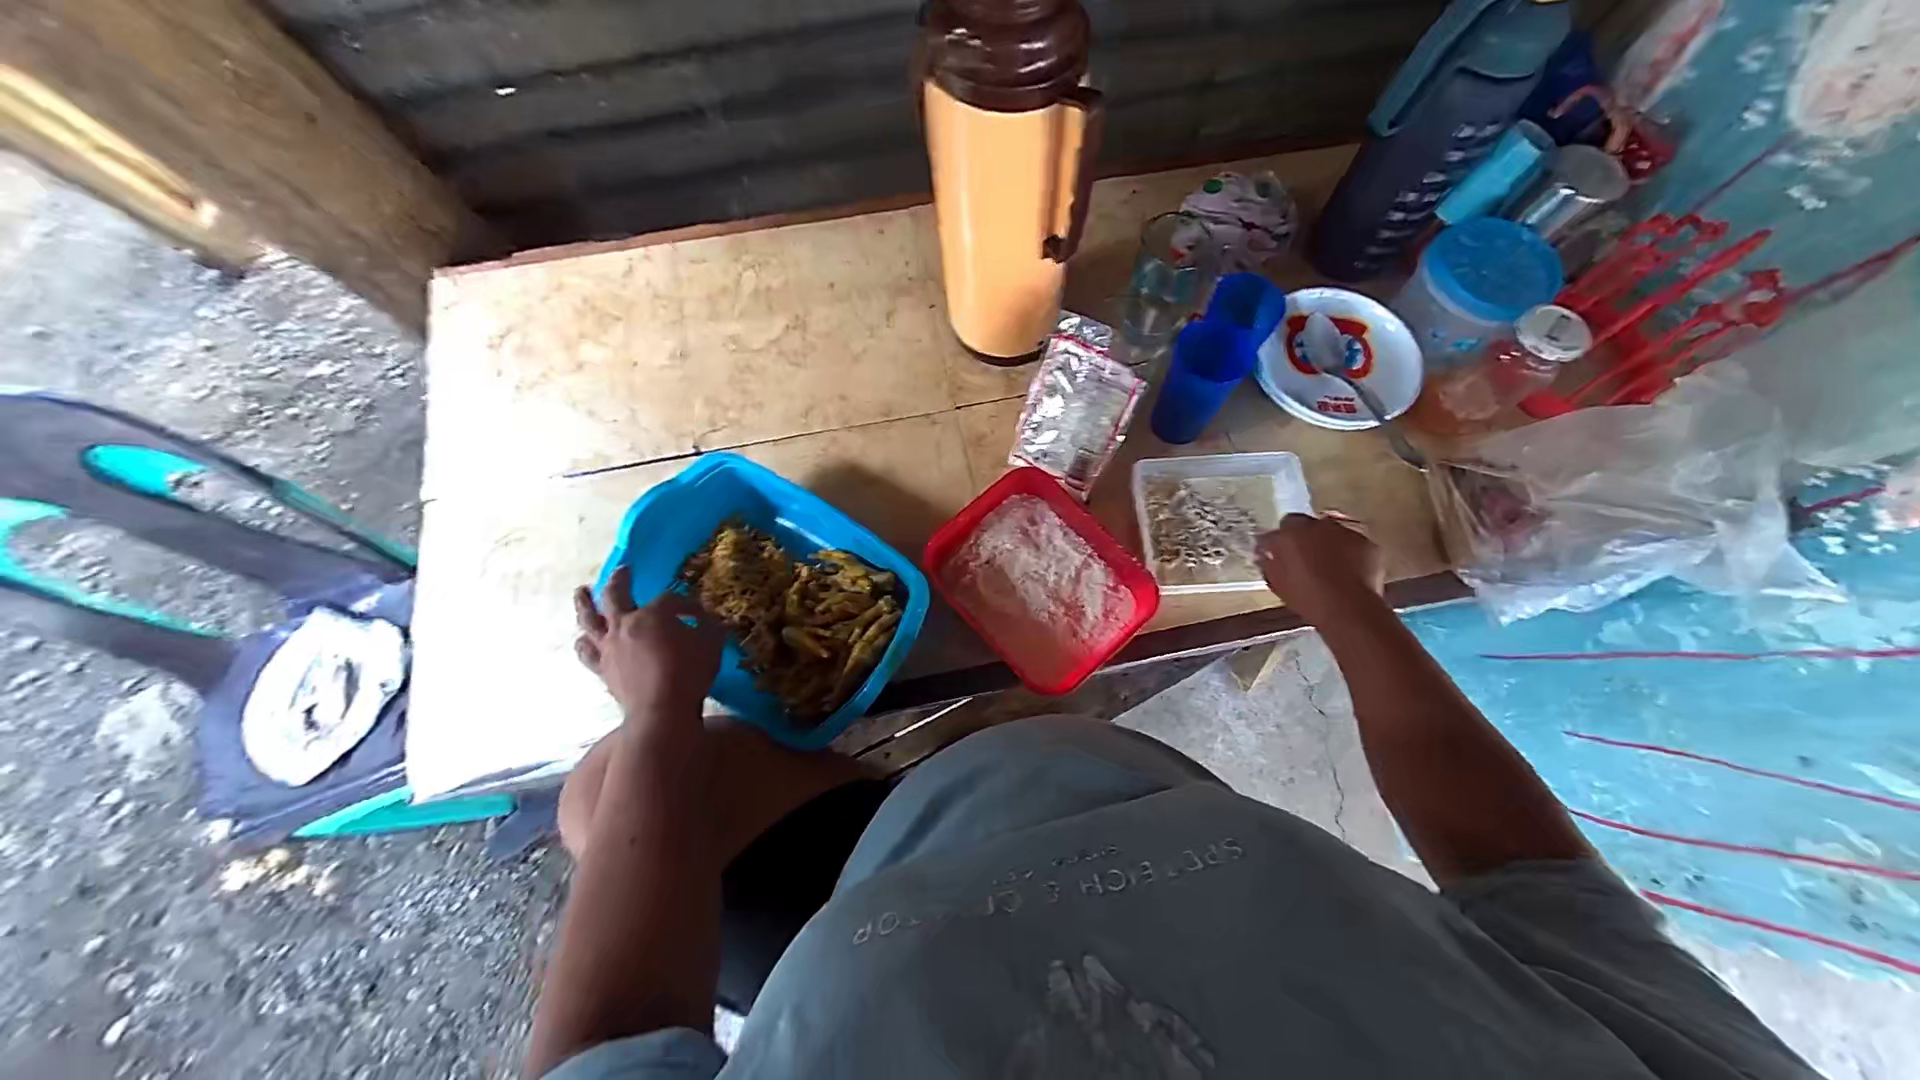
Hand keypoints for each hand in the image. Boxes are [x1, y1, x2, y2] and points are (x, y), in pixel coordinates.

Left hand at [574, 566, 726, 728]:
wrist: (662, 710)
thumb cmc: (690, 673)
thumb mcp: (711, 644)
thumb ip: (709, 628)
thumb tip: (708, 621)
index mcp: (654, 613)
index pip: (670, 599)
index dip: (686, 604)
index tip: (699, 614)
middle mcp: (626, 624)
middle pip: (616, 594)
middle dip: (621, 579)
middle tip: (624, 570)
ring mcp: (610, 646)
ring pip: (590, 619)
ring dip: (585, 603)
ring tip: (582, 591)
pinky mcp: (602, 668)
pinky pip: (587, 653)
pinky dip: (584, 643)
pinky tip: (583, 639)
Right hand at [1255, 512, 1385, 626]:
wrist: (1347, 608)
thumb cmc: (1305, 595)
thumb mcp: (1276, 580)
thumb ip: (1269, 560)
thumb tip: (1267, 553)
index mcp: (1293, 531)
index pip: (1286, 523)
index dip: (1285, 537)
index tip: (1284, 550)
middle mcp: (1321, 525)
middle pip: (1313, 526)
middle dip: (1309, 539)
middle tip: (1306, 560)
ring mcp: (1348, 533)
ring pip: (1336, 535)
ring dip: (1331, 546)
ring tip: (1330, 570)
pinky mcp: (1370, 545)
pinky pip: (1356, 546)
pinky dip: (1352, 556)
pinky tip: (1348, 574)